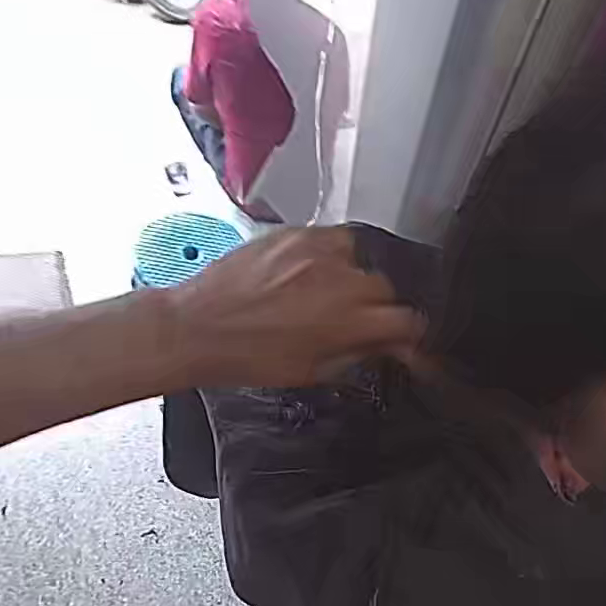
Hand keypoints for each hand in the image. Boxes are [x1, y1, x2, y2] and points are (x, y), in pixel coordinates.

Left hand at [164, 226, 424, 385]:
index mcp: (346, 321)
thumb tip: (380, 347)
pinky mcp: (294, 234)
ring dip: (353, 278)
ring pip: (360, 259)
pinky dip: (330, 257)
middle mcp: (338, 280)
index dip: (408, 334)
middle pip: (386, 288)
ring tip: (329, 295)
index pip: (405, 320)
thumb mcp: (309, 371)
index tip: (403, 338)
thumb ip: (354, 355)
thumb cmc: (246, 357)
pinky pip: (331, 240)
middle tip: (356, 321)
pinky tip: (312, 275)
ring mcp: (315, 252)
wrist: (197, 328)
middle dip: (378, 307)